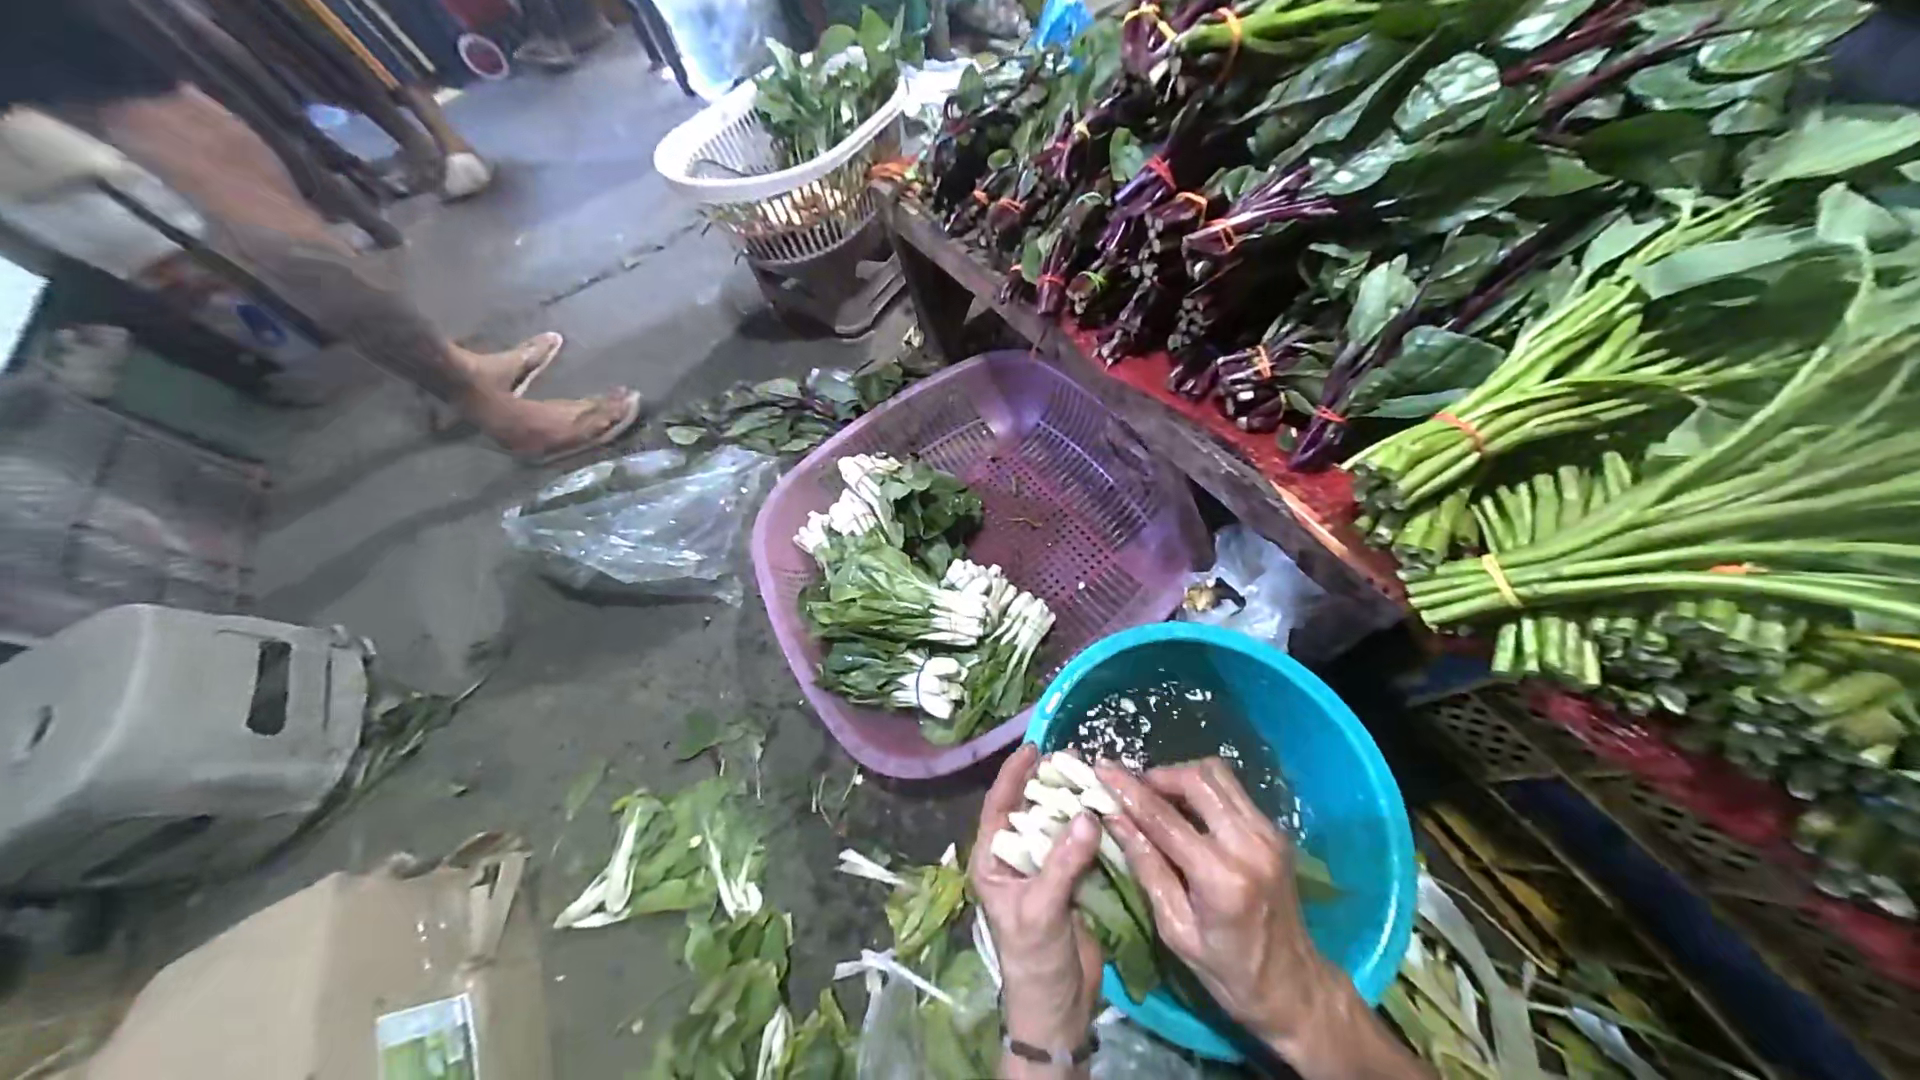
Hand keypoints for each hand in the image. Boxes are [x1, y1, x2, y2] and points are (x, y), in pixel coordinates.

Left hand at [970, 744, 1103, 1054]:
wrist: (1058, 1008)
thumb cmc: (1033, 959)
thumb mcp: (1041, 910)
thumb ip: (1062, 863)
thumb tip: (1087, 815)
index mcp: (993, 860)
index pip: (998, 806)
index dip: (1013, 775)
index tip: (1033, 747)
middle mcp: (1016, 858)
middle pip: (1031, 810)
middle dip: (1049, 784)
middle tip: (1074, 757)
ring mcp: (1044, 869)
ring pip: (1057, 826)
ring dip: (1073, 803)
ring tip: (1094, 776)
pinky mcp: (1070, 882)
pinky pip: (1079, 847)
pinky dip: (1092, 829)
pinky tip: (1108, 810)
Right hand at [1096, 758, 1345, 1049]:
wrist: (1294, 987)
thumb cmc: (1227, 971)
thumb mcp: (1174, 928)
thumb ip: (1146, 866)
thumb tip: (1113, 817)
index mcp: (1221, 878)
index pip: (1164, 817)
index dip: (1127, 789)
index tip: (1102, 769)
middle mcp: (1249, 845)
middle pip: (1197, 779)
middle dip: (1158, 775)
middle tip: (1133, 788)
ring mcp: (1268, 833)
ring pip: (1217, 773)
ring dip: (1181, 776)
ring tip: (1157, 794)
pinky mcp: (1275, 830)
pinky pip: (1232, 789)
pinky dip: (1202, 788)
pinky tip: (1185, 808)